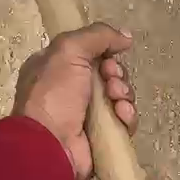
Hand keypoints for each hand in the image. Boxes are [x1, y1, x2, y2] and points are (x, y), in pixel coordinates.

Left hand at [12, 22, 137, 179]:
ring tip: (117, 101)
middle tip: (111, 81)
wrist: (51, 144)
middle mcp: (73, 90)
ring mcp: (89, 115)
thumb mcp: (68, 51)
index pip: (90, 54)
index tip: (107, 58)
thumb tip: (127, 36)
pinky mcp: (104, 136)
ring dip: (124, 94)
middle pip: (109, 75)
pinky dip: (128, 117)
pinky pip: (125, 122)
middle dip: (116, 75)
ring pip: (120, 97)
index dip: (105, 53)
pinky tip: (122, 116)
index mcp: (58, 68)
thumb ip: (97, 36)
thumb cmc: (54, 94)